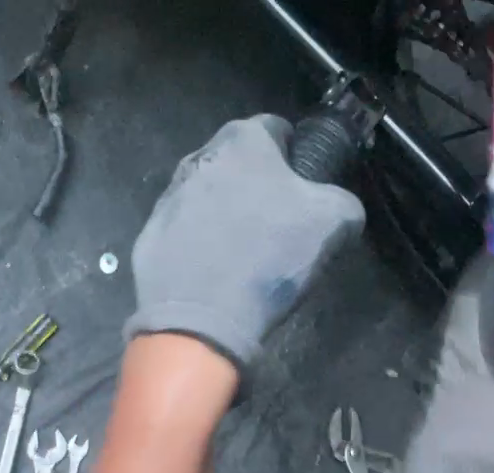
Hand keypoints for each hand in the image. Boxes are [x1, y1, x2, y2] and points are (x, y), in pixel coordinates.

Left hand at [123, 115, 365, 381]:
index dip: (296, 159)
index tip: (304, 193)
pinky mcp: (150, 238)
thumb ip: (343, 202)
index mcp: (242, 139)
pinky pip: (183, 236)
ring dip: (225, 218)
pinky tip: (213, 277)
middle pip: (238, 166)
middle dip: (256, 189)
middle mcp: (198, 157)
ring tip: (242, 259)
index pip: (277, 131)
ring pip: (208, 199)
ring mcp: (167, 199)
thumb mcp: (334, 224)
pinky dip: (198, 249)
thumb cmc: (269, 258)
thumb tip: (337, 206)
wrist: (201, 319)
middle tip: (275, 230)